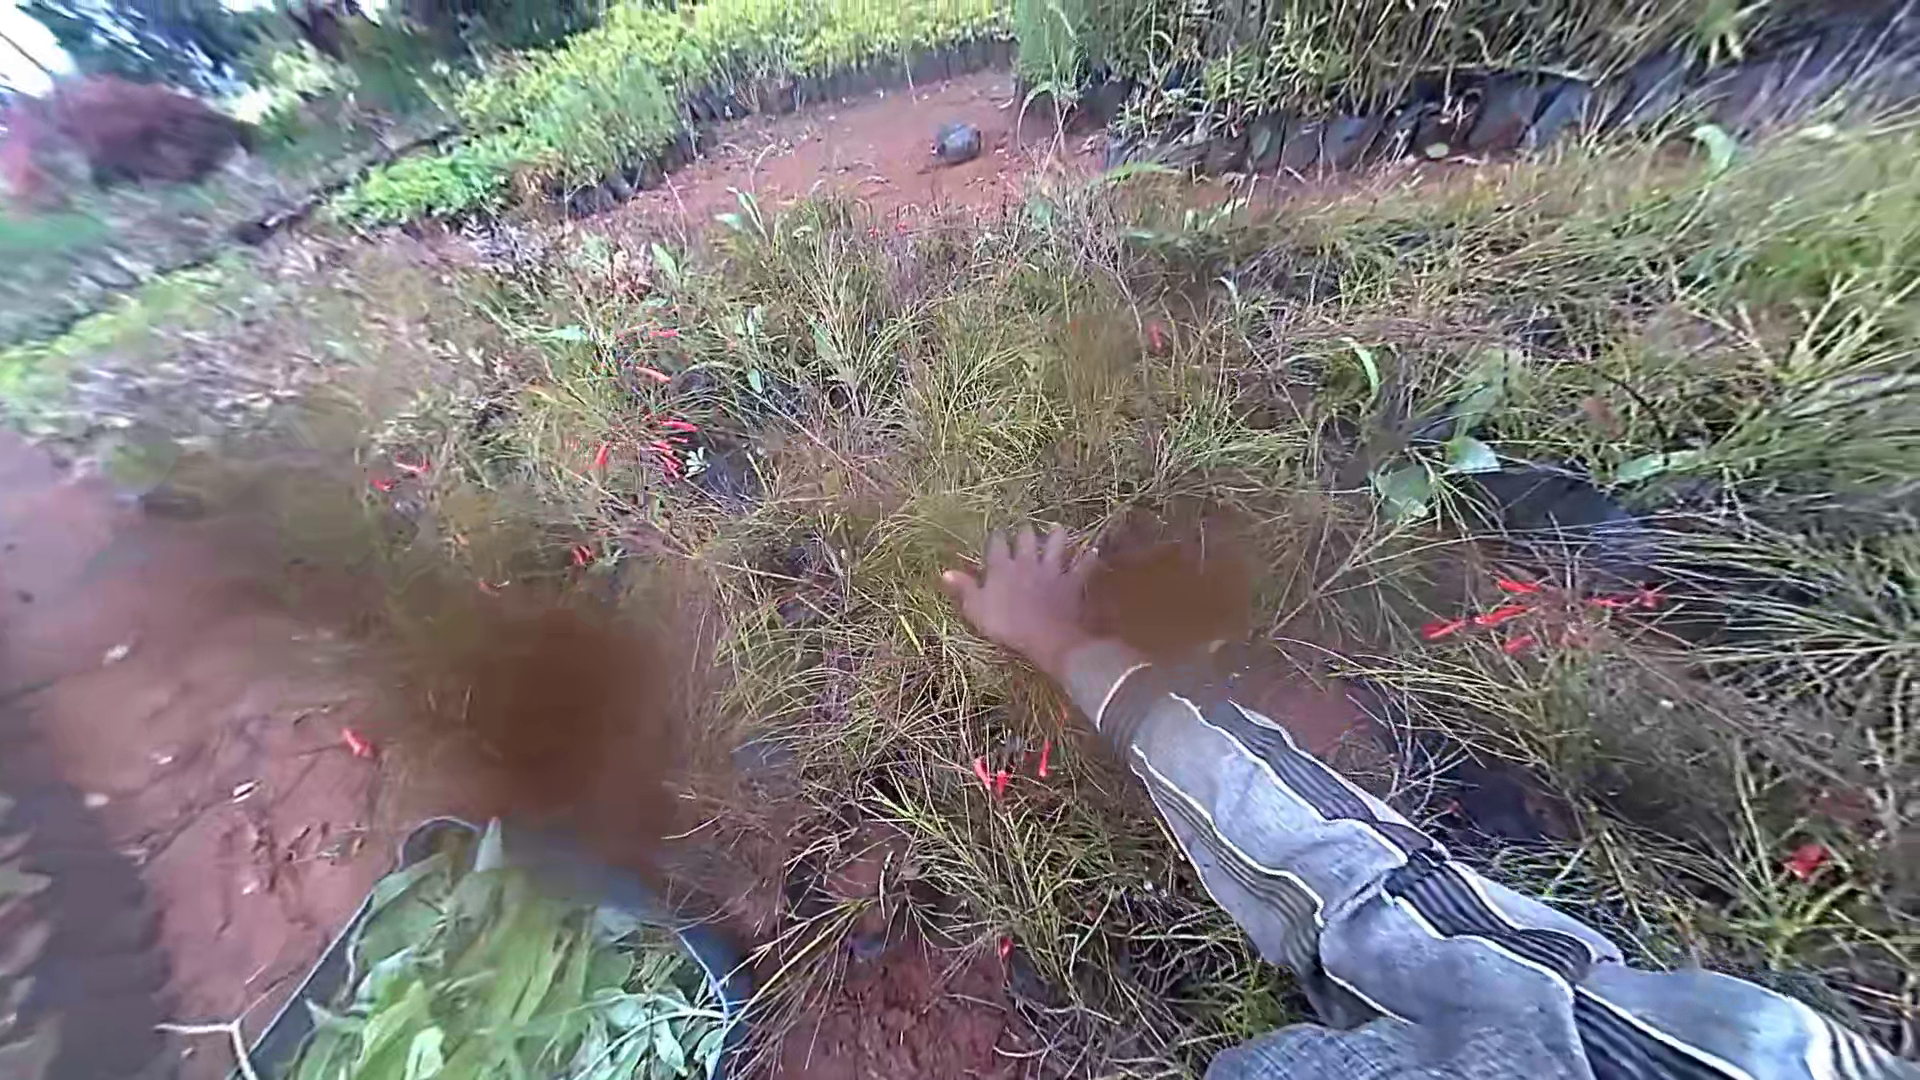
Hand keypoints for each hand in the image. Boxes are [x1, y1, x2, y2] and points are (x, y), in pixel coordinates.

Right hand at [941, 525, 1098, 678]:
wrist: (1046, 636)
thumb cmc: (1006, 625)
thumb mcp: (977, 609)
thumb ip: (964, 588)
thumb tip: (945, 571)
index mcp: (1002, 567)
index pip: (997, 543)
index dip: (996, 536)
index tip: (996, 534)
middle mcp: (1027, 562)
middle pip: (1026, 538)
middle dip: (1025, 531)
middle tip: (1024, 529)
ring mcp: (1052, 570)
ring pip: (1057, 545)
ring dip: (1057, 536)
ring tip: (1057, 529)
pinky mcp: (1072, 582)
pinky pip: (1083, 567)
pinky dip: (1088, 560)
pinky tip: (1092, 552)